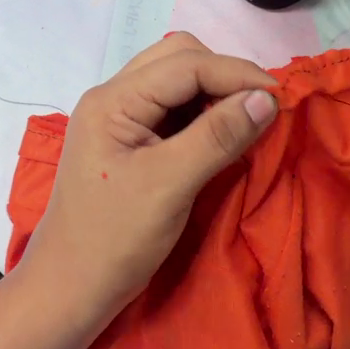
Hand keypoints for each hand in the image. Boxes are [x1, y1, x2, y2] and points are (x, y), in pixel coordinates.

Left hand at [17, 33, 278, 325]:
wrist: (70, 290)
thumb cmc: (114, 240)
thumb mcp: (170, 185)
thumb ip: (218, 136)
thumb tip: (267, 98)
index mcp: (113, 100)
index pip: (185, 64)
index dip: (236, 73)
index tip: (280, 97)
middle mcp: (113, 96)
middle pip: (179, 57)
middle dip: (223, 75)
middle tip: (259, 108)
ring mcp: (119, 117)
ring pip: (176, 78)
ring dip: (214, 91)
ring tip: (245, 120)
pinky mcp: (129, 139)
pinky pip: (172, 105)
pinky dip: (202, 111)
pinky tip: (221, 133)